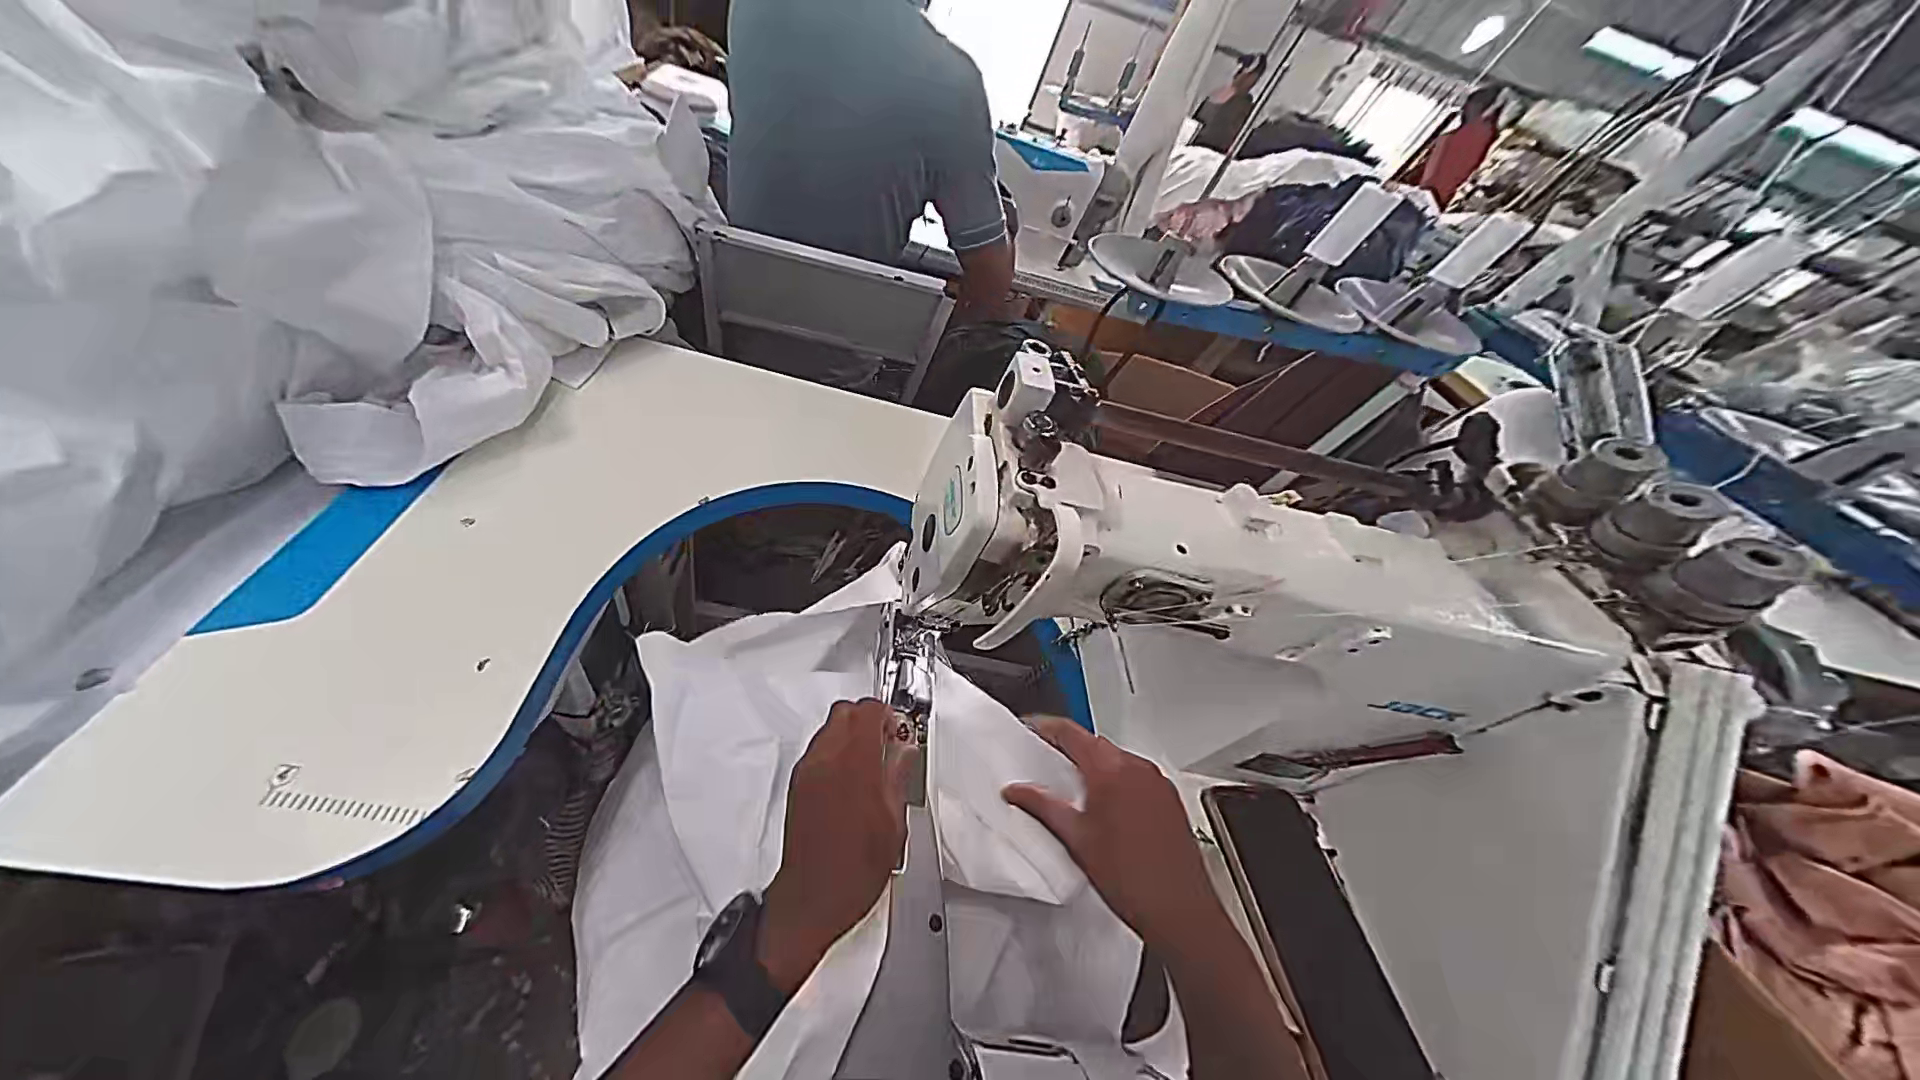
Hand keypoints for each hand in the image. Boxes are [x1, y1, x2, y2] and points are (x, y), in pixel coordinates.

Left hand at [759, 699, 907, 993]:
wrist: (812, 899)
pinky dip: (836, 751)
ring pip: (830, 728)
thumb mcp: (893, 822)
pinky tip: (852, 777)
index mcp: (854, 765)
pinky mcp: (797, 785)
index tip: (898, 728)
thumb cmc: (852, 871)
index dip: (888, 714)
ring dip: (851, 734)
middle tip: (887, 739)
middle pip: (846, 712)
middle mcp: (826, 762)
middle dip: (868, 718)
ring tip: (872, 761)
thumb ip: (898, 776)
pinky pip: (818, 750)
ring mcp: (808, 772)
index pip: (869, 712)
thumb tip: (903, 753)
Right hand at [1002, 717, 1223, 948]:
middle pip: (1095, 743)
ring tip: (1076, 791)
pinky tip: (1108, 808)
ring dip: (1095, 765)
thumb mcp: (1075, 839)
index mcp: (1110, 771)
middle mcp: (1137, 769)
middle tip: (1048, 761)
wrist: (1179, 911)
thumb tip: (1018, 792)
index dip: (1047, 727)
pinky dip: (1118, 780)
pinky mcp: (1169, 798)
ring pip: (1117, 758)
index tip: (1034, 728)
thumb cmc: (1134, 881)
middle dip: (1069, 748)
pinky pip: (1138, 775)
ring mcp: (1157, 782)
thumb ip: (1042, 806)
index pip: (1071, 732)